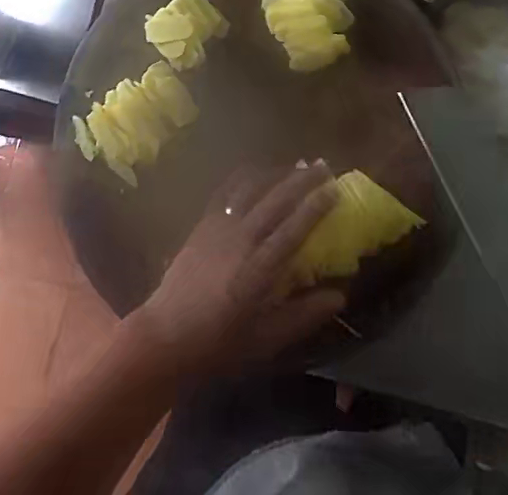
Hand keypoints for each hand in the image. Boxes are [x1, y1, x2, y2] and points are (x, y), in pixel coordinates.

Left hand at [127, 163, 346, 378]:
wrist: (167, 334)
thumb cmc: (220, 342)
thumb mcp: (268, 338)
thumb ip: (304, 315)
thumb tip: (340, 295)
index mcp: (260, 266)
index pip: (295, 227)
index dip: (316, 206)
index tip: (335, 188)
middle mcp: (241, 237)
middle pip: (276, 199)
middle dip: (301, 180)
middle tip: (324, 166)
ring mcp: (218, 226)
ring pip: (251, 189)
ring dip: (275, 174)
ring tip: (295, 165)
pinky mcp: (202, 224)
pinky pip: (225, 192)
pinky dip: (243, 177)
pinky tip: (254, 172)